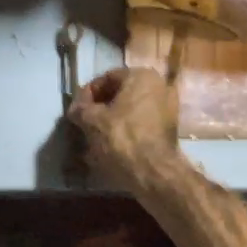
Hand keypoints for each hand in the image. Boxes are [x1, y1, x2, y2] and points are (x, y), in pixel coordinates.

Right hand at [68, 67, 180, 189]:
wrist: (151, 170)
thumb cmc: (121, 137)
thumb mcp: (92, 121)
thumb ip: (80, 109)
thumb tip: (75, 110)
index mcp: (142, 75)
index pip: (107, 78)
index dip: (88, 93)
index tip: (77, 110)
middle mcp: (160, 85)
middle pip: (122, 93)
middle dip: (102, 107)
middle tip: (86, 122)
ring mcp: (169, 107)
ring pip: (132, 109)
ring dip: (114, 119)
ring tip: (97, 135)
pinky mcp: (170, 128)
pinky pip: (143, 123)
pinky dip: (128, 130)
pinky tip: (114, 144)